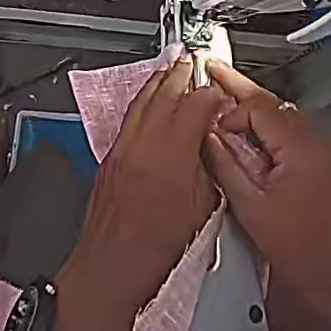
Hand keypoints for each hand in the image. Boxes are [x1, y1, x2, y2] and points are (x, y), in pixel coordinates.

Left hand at [55, 56, 224, 330]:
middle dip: (182, 74)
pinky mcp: (111, 157)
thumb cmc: (154, 250)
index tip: (220, 93)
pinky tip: (150, 97)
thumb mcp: (200, 210)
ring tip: (172, 68)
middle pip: (165, 94)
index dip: (212, 95)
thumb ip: (208, 168)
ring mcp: (123, 148)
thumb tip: (212, 143)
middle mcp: (144, 145)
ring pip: (144, 100)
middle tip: (195, 61)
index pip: (195, 106)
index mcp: (171, 156)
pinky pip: (130, 116)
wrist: (109, 269)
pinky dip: (144, 99)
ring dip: (160, 80)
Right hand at [200, 60, 330, 330]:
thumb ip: (225, 164)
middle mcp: (322, 141)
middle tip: (214, 84)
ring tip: (227, 123)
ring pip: (284, 120)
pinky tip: (253, 146)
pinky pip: (297, 136)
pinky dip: (273, 136)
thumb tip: (207, 137)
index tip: (210, 101)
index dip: (230, 105)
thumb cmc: (303, 252)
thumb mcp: (250, 206)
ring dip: (255, 119)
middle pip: (273, 107)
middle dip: (240, 101)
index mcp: (303, 148)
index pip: (259, 105)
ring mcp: (330, 150)